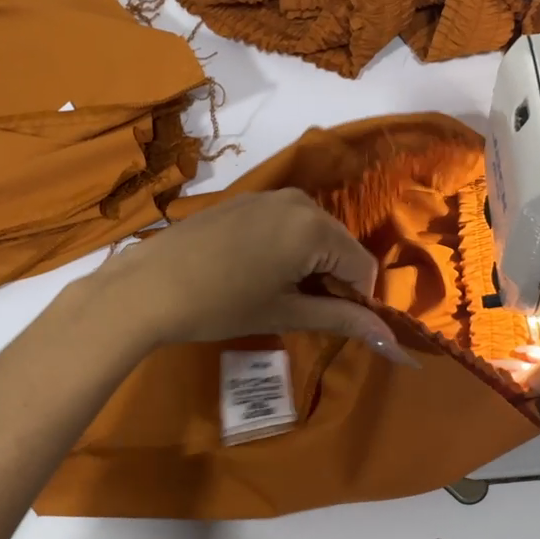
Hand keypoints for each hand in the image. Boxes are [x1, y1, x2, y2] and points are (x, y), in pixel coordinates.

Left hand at [74, 189, 414, 360]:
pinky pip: (287, 223)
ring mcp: (270, 196)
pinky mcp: (245, 199)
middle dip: (334, 279)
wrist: (146, 286)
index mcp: (315, 227)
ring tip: (277, 293)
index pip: (363, 266)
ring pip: (314, 234)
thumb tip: (394, 342)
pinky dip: (288, 248)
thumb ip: (343, 320)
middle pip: (341, 245)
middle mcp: (299, 201)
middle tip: (303, 310)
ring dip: (311, 264)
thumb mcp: (285, 313)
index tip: (330, 321)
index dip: (357, 300)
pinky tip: (256, 272)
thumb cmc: (220, 304)